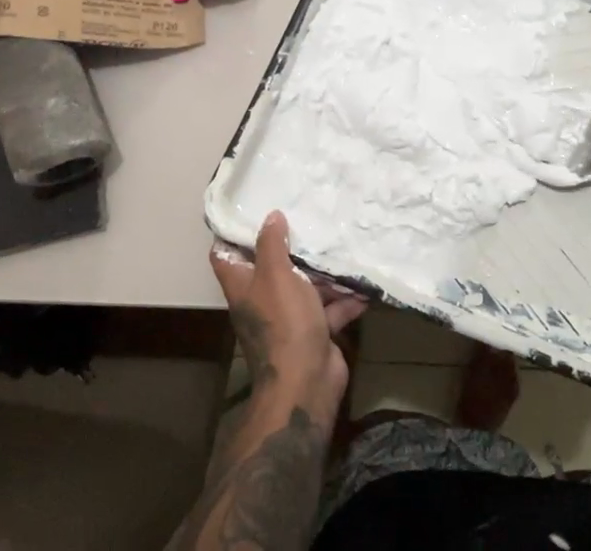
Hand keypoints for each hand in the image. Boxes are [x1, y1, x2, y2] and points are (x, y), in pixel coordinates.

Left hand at [211, 211, 367, 420]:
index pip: (225, 255)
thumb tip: (271, 216)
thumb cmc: (284, 323)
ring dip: (325, 273)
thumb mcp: (276, 275)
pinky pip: (330, 308)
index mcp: (243, 286)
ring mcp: (289, 318)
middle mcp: (262, 300)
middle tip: (311, 218)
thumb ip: (272, 244)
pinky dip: (346, 298)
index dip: (233, 233)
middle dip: (291, 247)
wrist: (306, 381)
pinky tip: (366, 284)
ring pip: (305, 287)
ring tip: (344, 245)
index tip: (252, 209)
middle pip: (271, 268)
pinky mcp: (314, 331)